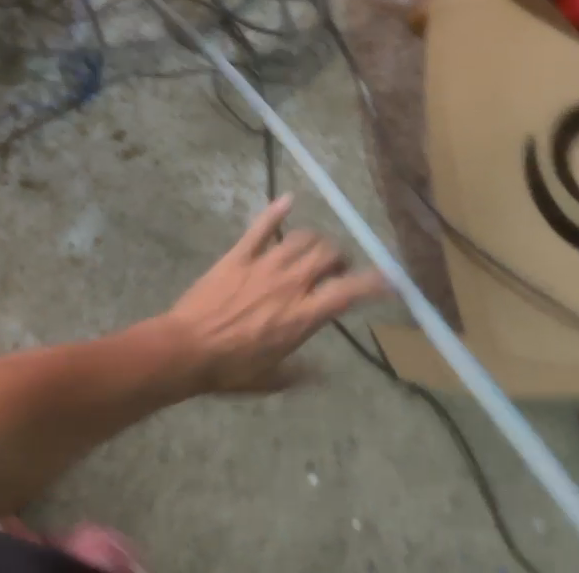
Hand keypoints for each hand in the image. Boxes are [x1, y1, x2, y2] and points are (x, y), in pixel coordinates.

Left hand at [161, 195, 385, 392]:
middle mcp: (289, 285)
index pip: (349, 292)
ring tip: (314, 246)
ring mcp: (262, 266)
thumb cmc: (230, 369)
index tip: (392, 280)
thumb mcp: (272, 378)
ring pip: (299, 239)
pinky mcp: (236, 256)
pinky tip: (287, 199)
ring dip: (313, 239)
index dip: (375, 283)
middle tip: (338, 266)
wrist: (186, 348)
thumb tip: (322, 374)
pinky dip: (275, 212)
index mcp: (303, 316)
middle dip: (339, 257)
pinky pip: (259, 228)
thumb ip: (300, 373)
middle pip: (327, 256)